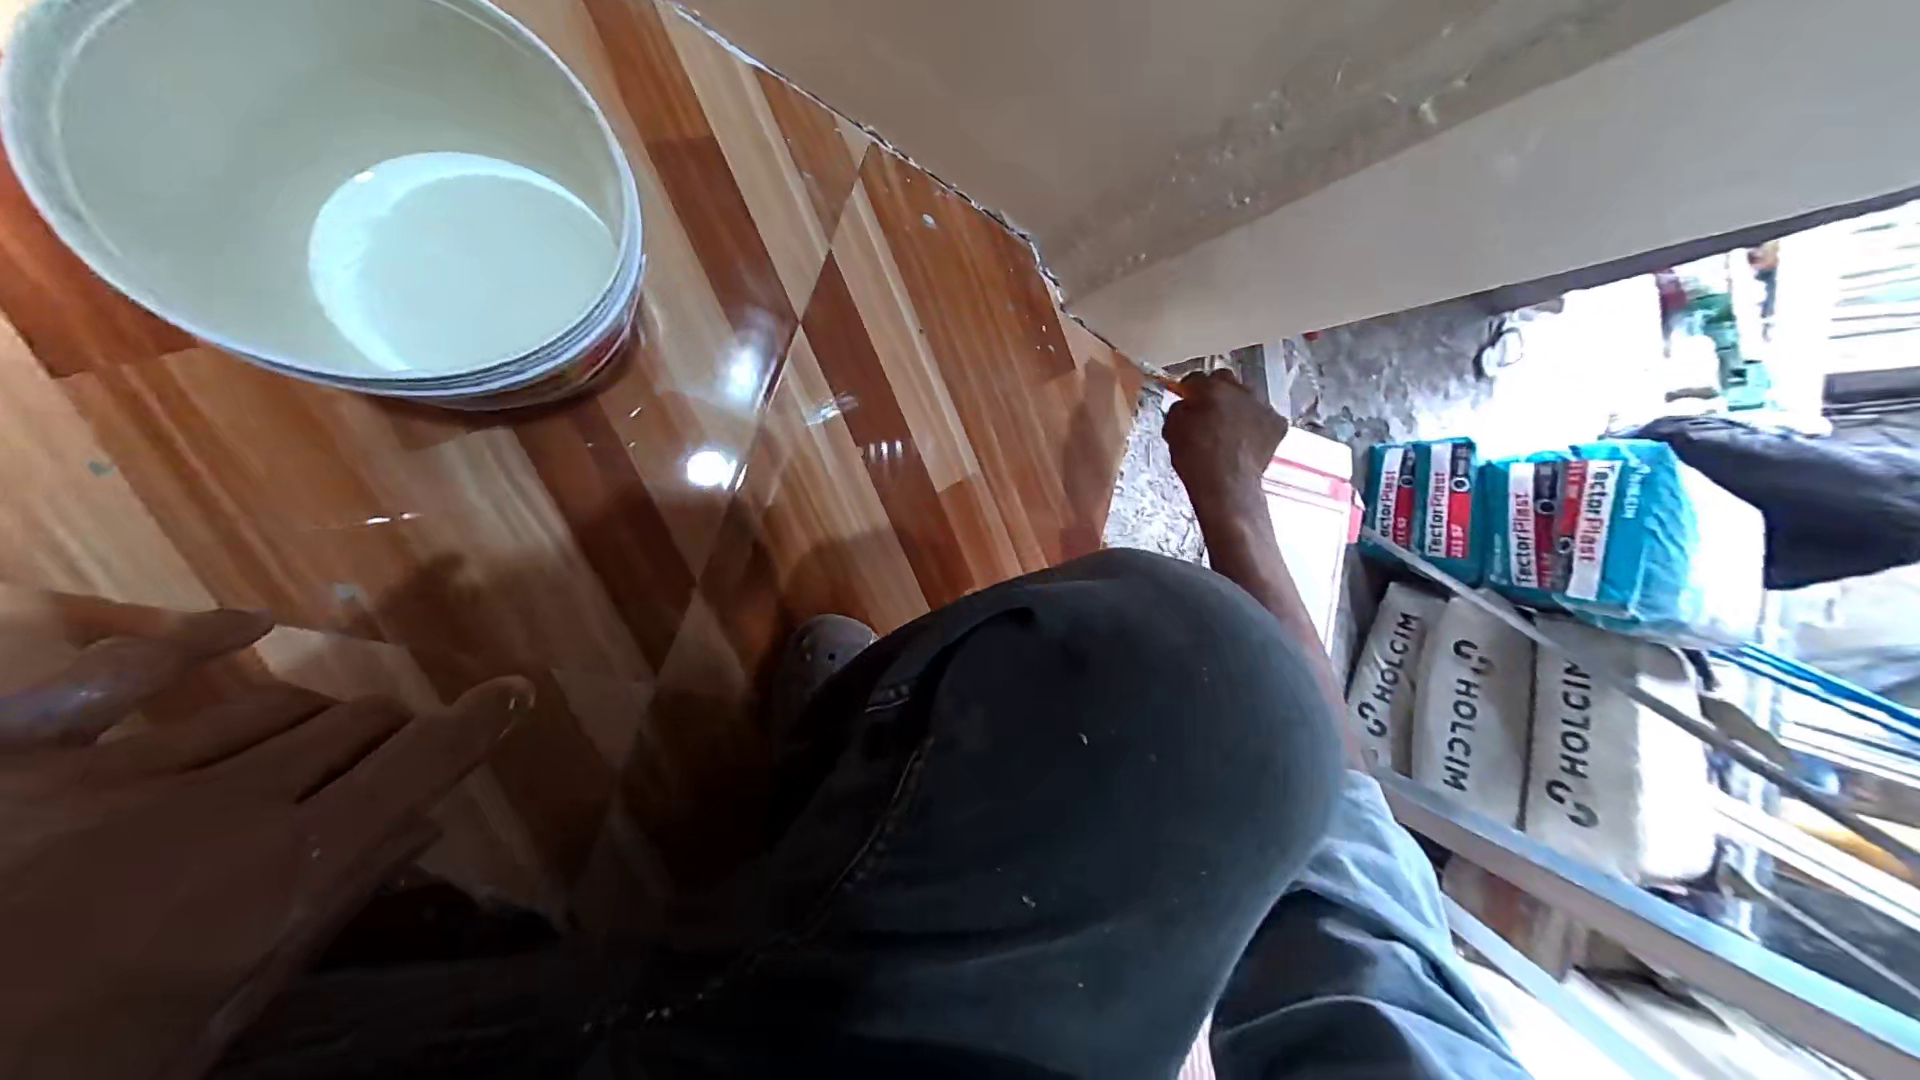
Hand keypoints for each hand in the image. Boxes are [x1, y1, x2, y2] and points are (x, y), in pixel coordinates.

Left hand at [0, 610, 533, 1079]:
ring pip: (273, 706)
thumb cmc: (65, 1069)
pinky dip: (190, 642)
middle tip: (400, 756)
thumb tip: (425, 826)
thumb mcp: (214, 1019)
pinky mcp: (10, 759)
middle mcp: (216, 804)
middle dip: (397, 733)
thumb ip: (328, 910)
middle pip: (356, 726)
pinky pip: (116, 675)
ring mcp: (108, 774)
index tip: (514, 693)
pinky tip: (246, 626)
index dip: (479, 722)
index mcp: (274, 874)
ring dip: (324, 719)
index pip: (419, 764)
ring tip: (329, 739)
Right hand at [1161, 369, 1289, 515]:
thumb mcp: (1172, 430)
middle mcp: (1240, 390)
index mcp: (1210, 388)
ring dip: (1236, 407)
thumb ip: (1178, 409)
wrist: (1226, 484)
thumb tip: (1185, 405)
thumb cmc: (1196, 458)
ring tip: (1227, 429)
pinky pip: (1263, 416)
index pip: (1196, 378)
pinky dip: (1254, 424)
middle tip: (1207, 412)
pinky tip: (1244, 440)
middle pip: (1225, 381)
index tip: (1186, 398)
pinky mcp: (1277, 424)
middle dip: (1215, 392)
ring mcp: (1262, 405)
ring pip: (1246, 397)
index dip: (1189, 390)